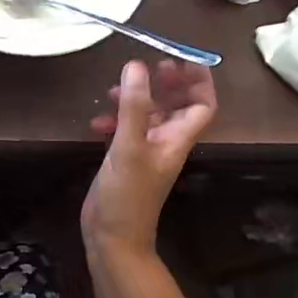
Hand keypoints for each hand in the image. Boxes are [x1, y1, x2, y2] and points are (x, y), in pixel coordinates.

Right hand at [82, 59, 216, 257]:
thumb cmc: (127, 196)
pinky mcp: (124, 161)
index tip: (178, 59)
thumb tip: (136, 66)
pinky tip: (96, 123)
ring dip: (134, 100)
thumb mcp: (129, 148)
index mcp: (176, 139)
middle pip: (175, 106)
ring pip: (147, 116)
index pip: (202, 104)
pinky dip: (114, 121)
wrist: (112, 238)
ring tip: (110, 91)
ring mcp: (144, 153)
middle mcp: (165, 143)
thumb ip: (133, 107)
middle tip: (147, 66)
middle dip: (164, 84)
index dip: (197, 80)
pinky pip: (126, 131)